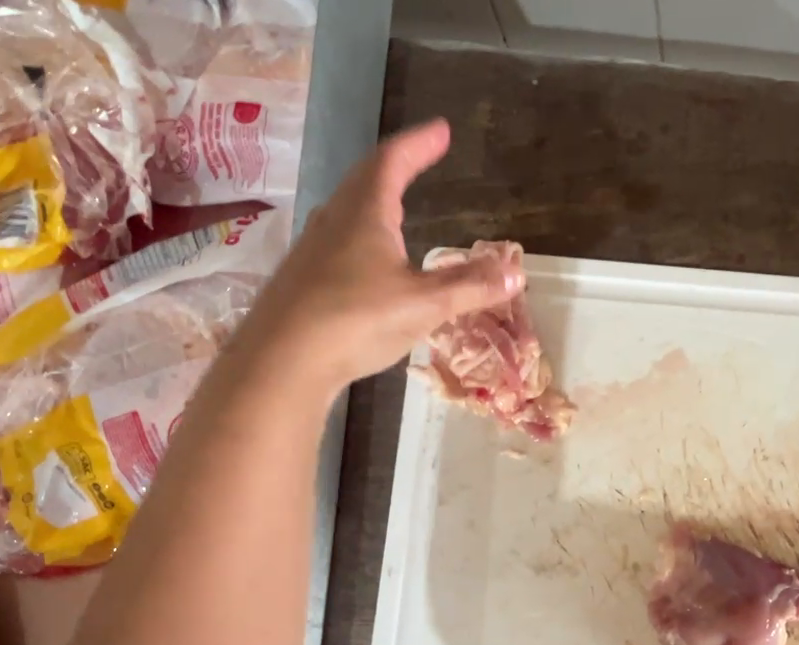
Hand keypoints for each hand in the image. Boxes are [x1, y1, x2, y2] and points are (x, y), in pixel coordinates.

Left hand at [225, 118, 523, 397]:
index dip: (419, 145)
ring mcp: (316, 249)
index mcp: (366, 214)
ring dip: (378, 199)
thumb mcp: (424, 305)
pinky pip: (342, 241)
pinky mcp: (306, 279)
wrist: (282, 360)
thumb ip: (470, 287)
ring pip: (350, 210)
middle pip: (366, 180)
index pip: (393, 163)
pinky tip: (373, 260)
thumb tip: (516, 272)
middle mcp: (336, 221)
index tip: (441, 130)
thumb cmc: (356, 319)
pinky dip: (366, 235)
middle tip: (422, 156)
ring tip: (398, 204)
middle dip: (398, 166)